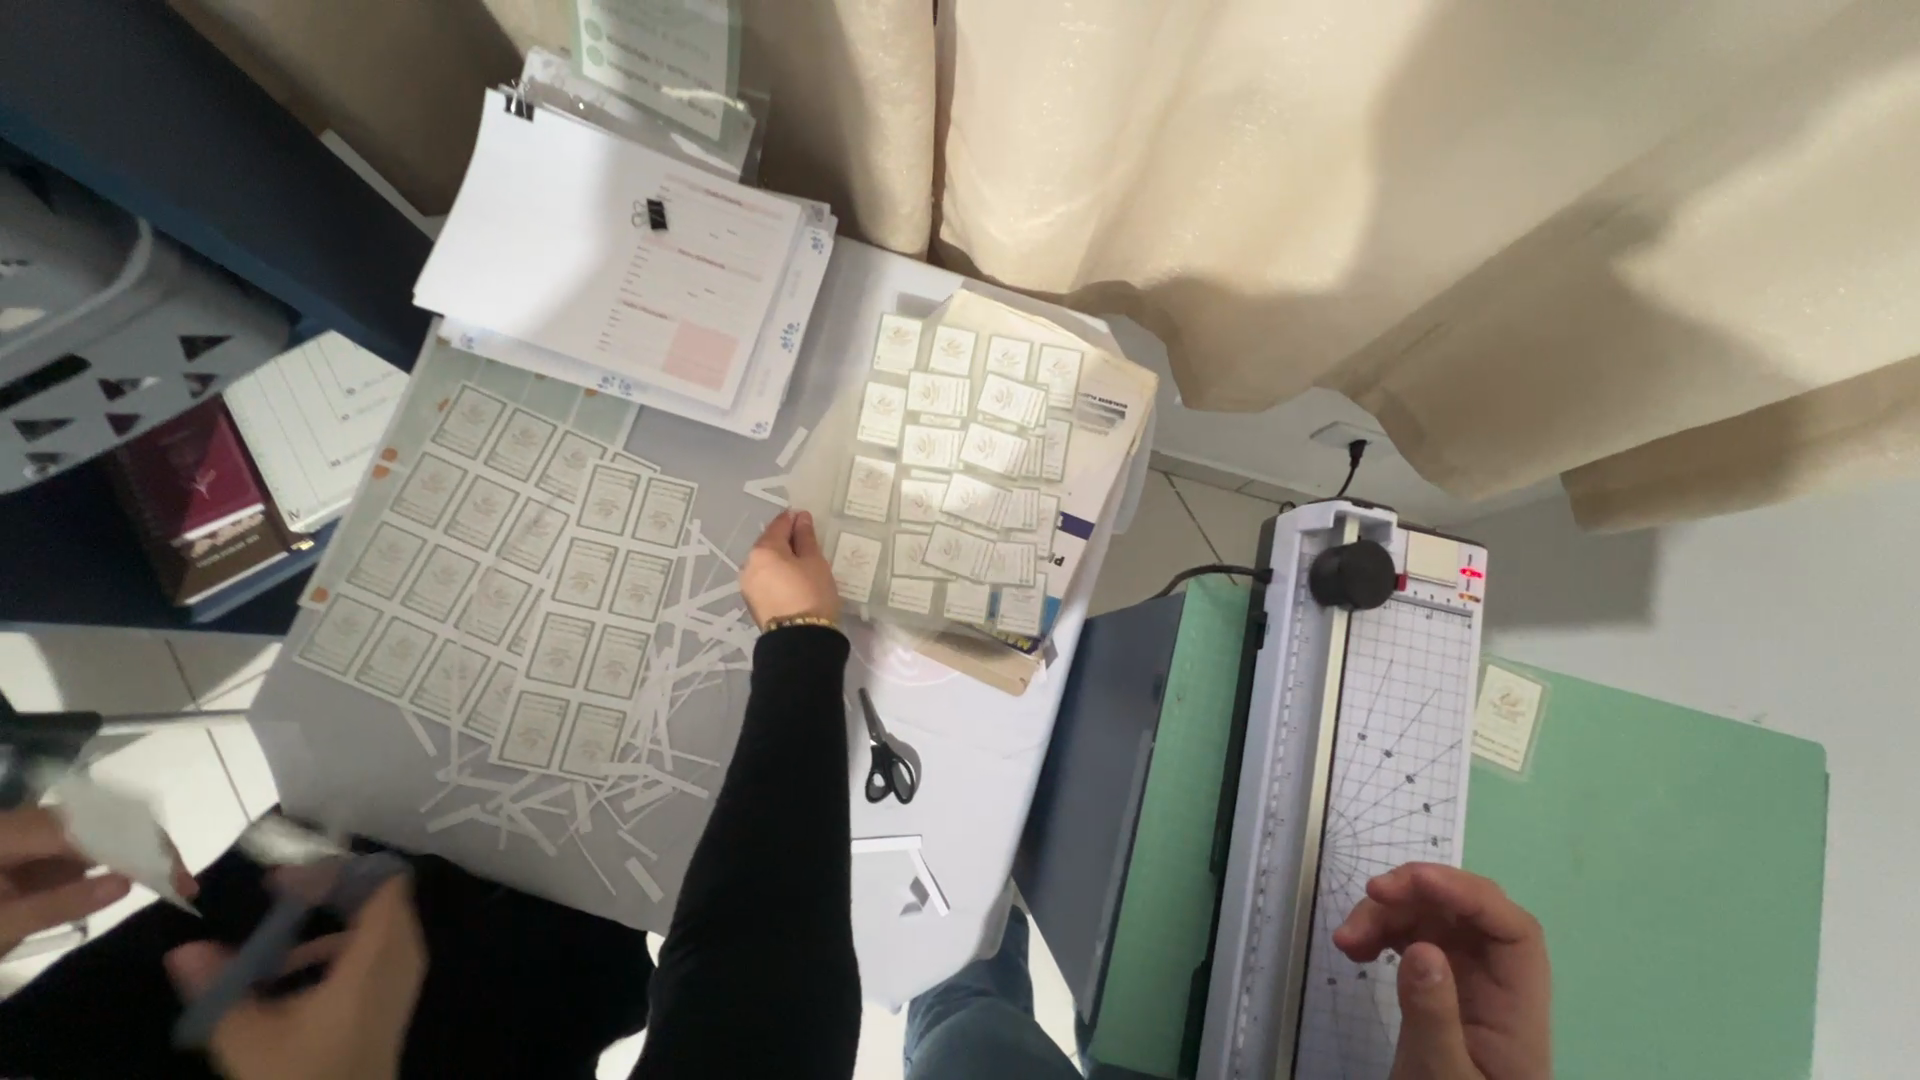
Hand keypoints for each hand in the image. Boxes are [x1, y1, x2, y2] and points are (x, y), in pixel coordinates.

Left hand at [1, 805, 195, 957]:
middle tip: (179, 879)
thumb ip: (57, 905)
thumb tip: (128, 882)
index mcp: (7, 833)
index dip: (141, 851)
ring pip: (96, 828)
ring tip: (164, 878)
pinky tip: (127, 875)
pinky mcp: (22, 847)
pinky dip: (110, 856)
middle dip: (147, 846)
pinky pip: (79, 842)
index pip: (93, 831)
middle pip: (101, 821)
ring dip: (134, 850)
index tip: (177, 880)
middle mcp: (19, 822)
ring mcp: (21, 833)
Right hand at [165, 877, 425, 1079]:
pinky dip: (335, 949)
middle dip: (327, 892)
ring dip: (324, 926)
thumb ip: (221, 988)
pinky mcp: (394, 989)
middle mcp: (404, 951)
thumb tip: (183, 951)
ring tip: (268, 951)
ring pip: (372, 923)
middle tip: (276, 896)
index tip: (287, 879)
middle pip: (378, 896)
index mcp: (380, 953)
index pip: (382, 882)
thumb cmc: (304, 1077)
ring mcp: (404, 970)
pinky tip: (285, 979)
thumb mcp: (250, 1037)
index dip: (340, 871)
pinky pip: (372, 948)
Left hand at [742, 509, 839, 628]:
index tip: (806, 517)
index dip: (793, 519)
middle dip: (785, 539)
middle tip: (806, 540)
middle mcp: (748, 564)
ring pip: (765, 562)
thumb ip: (806, 537)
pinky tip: (790, 578)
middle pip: (768, 543)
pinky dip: (775, 573)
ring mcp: (747, 584)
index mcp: (764, 550)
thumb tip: (801, 518)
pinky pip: (764, 578)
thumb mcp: (815, 562)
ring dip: (779, 558)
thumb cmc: (812, 593)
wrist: (799, 639)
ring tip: (800, 562)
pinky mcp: (751, 601)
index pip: (779, 525)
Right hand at [1333, 863, 1551, 1079]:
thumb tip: (1422, 948)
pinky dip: (1379, 930)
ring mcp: (1466, 980)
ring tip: (1345, 939)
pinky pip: (1410, 934)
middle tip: (1372, 893)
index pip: (1512, 931)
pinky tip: (1353, 948)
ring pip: (1431, 917)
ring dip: (1385, 913)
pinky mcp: (1436, 983)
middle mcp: (1497, 983)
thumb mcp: (1441, 1077)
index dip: (1467, 893)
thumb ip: (1433, 1016)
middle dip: (1418, 891)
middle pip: (1468, 912)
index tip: (1412, 881)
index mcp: (1517, 1008)